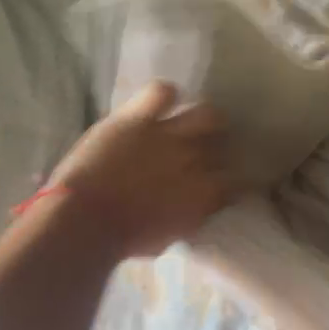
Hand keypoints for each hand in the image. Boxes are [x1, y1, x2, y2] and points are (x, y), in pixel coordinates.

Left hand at [43, 81, 234, 258]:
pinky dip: (166, 94)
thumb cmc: (131, 237)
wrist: (89, 218)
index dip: (237, 182)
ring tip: (197, 121)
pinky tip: (164, 101)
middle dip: (221, 147)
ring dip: (206, 118)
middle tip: (211, 150)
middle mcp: (196, 161)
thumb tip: (199, 206)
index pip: (239, 182)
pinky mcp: (137, 118)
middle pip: (224, 144)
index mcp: (207, 194)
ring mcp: (168, 135)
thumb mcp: (176, 234)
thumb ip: (193, 214)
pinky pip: (161, 92)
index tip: (230, 185)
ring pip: (205, 113)